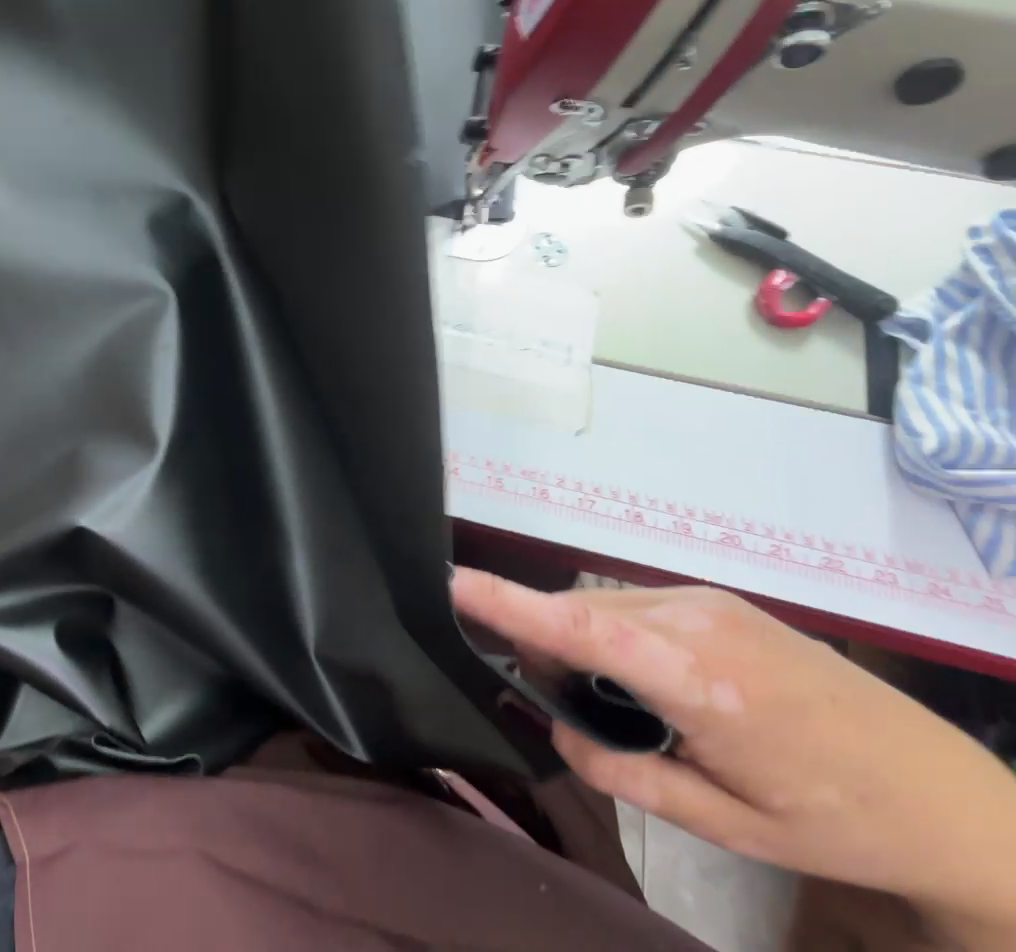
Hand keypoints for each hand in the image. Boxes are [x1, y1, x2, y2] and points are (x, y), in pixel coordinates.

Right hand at [452, 569, 1015, 939]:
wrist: (957, 799)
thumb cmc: (837, 822)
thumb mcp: (720, 821)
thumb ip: (618, 769)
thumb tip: (555, 723)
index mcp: (703, 682)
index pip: (583, 630)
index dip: (510, 604)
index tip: (448, 582)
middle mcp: (699, 619)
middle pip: (576, 617)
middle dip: (547, 653)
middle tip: (573, 717)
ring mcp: (712, 602)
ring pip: (598, 609)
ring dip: (582, 648)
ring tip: (629, 712)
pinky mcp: (719, 602)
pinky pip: (629, 609)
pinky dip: (612, 640)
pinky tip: (653, 688)